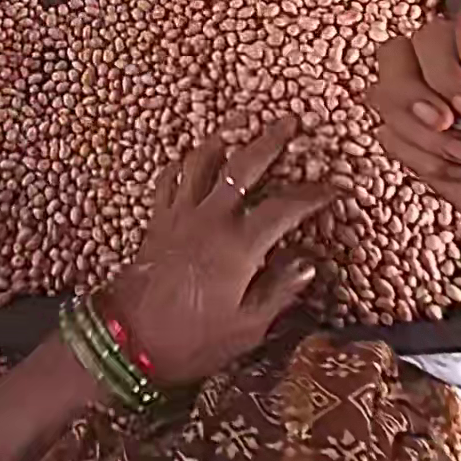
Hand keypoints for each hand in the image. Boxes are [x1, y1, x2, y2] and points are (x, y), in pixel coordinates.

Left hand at [104, 118, 333, 384]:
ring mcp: (181, 212)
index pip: (284, 207)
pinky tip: (192, 157)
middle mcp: (211, 217)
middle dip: (270, 140)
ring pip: (202, 160)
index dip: (312, 195)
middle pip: (244, 165)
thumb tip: (308, 262)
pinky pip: (171, 177)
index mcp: (239, 244)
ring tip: (238, 123)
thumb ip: (279, 290)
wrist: (128, 339)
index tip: (332, 187)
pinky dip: (183, 162)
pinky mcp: (159, 217)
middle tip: (289, 121)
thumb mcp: (247, 327)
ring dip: (223, 138)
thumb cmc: (192, 339)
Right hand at [367, 0, 460, 248]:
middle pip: (393, 59)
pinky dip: (420, 159)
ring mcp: (424, 109)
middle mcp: (444, 77)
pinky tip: (453, 169)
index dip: (441, 71)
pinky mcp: (412, 141)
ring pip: (383, 97)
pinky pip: (385, 136)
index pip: (427, 35)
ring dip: (421, 136)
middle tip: (458, 128)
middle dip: (419, 101)